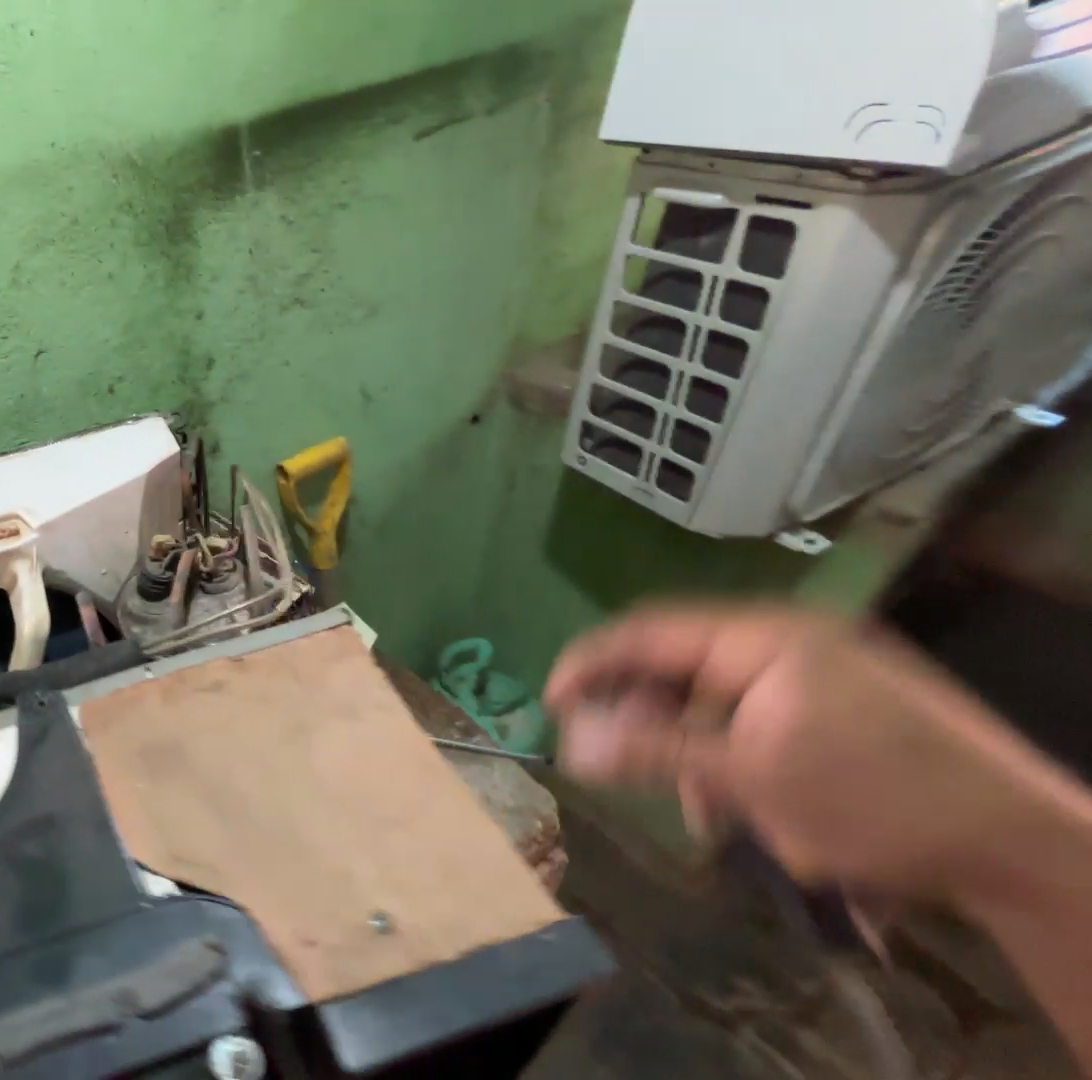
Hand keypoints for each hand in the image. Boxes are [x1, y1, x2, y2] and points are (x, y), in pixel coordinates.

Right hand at [543, 604, 1065, 908]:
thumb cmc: (877, 802)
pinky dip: (725, 748)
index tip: (550, 703)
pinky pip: (752, 711)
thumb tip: (567, 741)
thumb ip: (652, 749)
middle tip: (610, 756)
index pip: (647, 631)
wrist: (1026, 848)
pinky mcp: (838, 701)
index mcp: (763, 636)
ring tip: (691, 799)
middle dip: (640, 711)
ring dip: (685, 741)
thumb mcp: (749, 778)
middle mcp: (786, 637)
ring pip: (713, 692)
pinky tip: (731, 796)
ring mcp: (818, 667)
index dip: (590, 663)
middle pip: (676, 659)